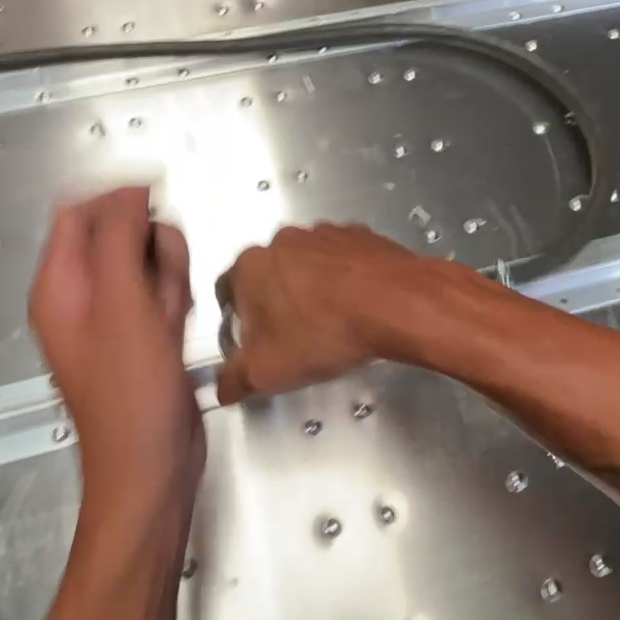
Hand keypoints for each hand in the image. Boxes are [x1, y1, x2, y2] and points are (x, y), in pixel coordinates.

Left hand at [30, 187, 201, 491]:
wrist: (152, 468)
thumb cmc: (130, 391)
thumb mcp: (122, 303)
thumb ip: (119, 236)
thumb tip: (129, 185)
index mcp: (59, 283)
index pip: (81, 211)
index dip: (121, 203)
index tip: (157, 218)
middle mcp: (81, 293)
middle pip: (122, 233)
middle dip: (154, 249)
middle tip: (159, 287)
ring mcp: (114, 314)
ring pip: (149, 260)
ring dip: (170, 279)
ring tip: (169, 318)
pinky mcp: (142, 331)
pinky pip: (162, 291)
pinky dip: (175, 303)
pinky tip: (176, 331)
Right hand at [215, 223, 433, 405]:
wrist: (397, 303)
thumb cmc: (325, 332)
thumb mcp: (266, 372)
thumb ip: (233, 380)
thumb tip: (223, 386)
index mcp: (251, 266)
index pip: (226, 291)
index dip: (237, 320)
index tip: (252, 342)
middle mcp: (283, 240)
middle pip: (268, 276)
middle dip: (276, 304)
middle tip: (292, 339)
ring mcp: (324, 233)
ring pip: (306, 265)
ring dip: (311, 289)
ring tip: (330, 324)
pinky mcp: (360, 235)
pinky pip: (342, 259)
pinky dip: (345, 279)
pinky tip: (358, 306)